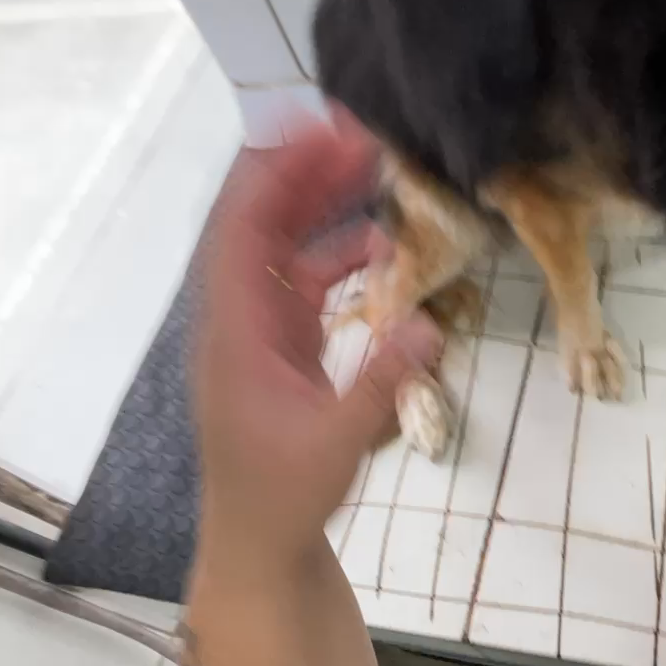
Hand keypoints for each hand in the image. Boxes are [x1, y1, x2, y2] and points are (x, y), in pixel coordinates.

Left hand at [193, 115, 439, 568]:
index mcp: (237, 333)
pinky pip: (302, 285)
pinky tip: (374, 249)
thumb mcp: (336, 442)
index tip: (314, 127)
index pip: (242, 231)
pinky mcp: (280, 348)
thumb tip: (429, 328)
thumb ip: (380, 384)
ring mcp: (258, 332)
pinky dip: (334, 258)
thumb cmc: (283, 495)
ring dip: (317, 209)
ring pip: (281, 251)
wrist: (259, 538)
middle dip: (300, 173)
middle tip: (354, 132)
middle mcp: (239, 319)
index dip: (272, 173)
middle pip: (259, 226)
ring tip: (365, 170)